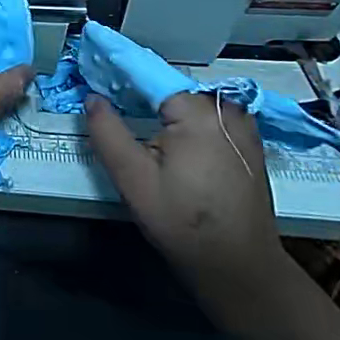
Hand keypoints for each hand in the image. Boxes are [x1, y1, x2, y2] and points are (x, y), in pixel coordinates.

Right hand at [85, 92, 287, 291]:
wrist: (240, 268)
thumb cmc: (183, 223)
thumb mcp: (133, 180)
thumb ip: (107, 133)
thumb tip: (92, 98)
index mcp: (197, 109)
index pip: (148, 74)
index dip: (117, 73)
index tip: (91, 71)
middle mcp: (225, 107)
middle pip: (169, 88)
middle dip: (137, 92)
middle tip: (106, 103)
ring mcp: (242, 123)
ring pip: (187, 103)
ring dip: (160, 107)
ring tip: (130, 117)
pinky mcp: (247, 141)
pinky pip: (206, 118)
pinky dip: (182, 120)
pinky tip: (165, 138)